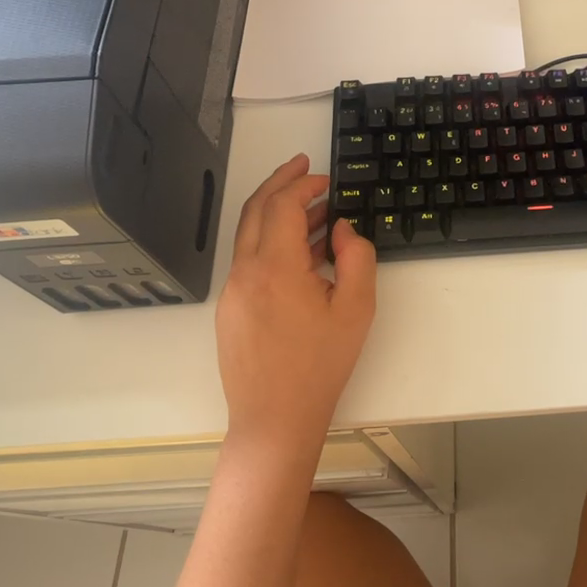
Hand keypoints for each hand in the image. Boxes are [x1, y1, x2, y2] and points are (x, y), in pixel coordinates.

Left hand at [216, 154, 376, 450]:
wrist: (274, 419)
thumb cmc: (319, 366)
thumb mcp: (356, 309)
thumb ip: (356, 257)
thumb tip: (340, 228)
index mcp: (275, 268)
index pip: (282, 205)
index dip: (304, 184)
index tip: (326, 179)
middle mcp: (245, 272)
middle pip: (256, 209)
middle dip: (281, 181)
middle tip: (305, 167)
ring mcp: (232, 291)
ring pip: (249, 233)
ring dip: (276, 211)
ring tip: (313, 208)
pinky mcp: (230, 308)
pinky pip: (249, 259)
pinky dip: (270, 239)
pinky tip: (300, 250)